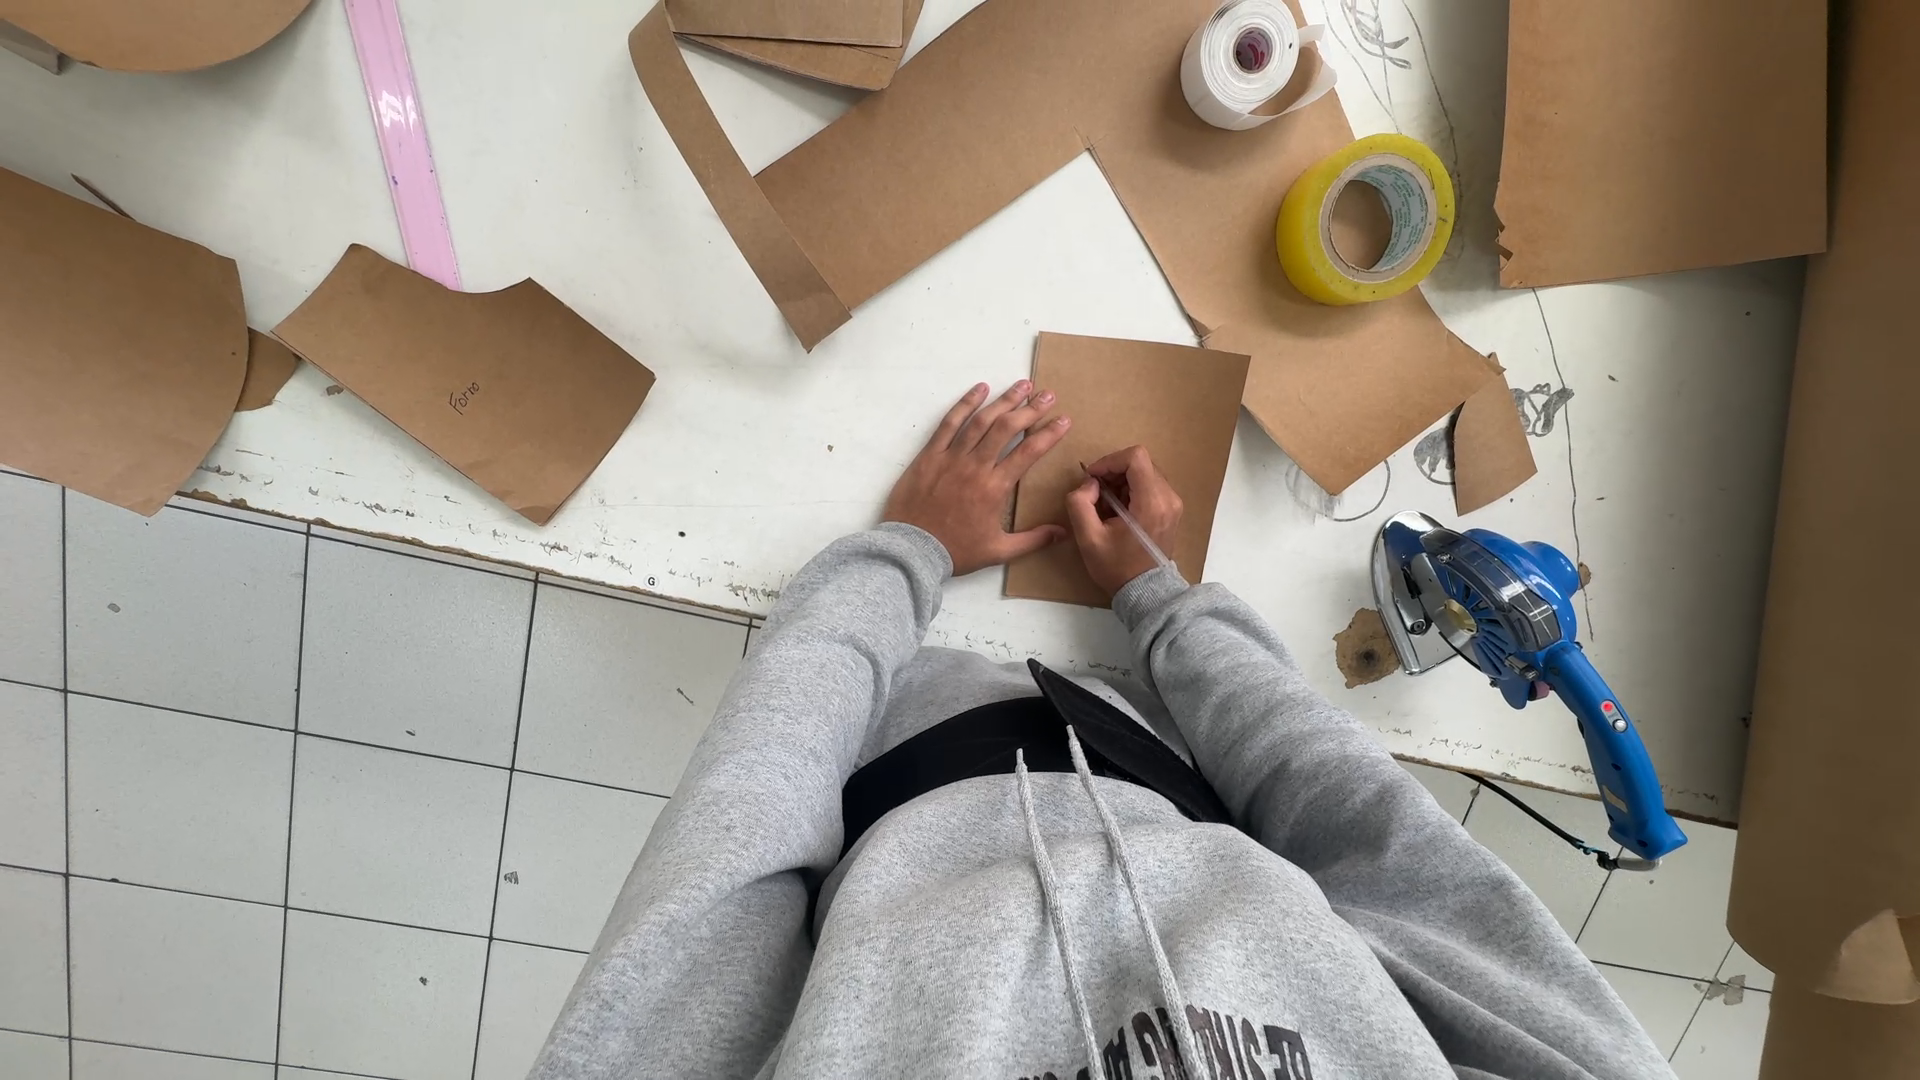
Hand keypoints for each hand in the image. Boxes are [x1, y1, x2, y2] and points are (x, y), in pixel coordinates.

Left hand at [883, 381, 1074, 575]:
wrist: (911, 551)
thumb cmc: (955, 552)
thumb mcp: (998, 551)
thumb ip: (1033, 540)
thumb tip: (1063, 532)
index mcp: (995, 488)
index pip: (1029, 452)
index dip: (1049, 434)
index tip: (1064, 420)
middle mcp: (976, 466)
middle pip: (1007, 428)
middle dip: (1030, 409)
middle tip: (1047, 394)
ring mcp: (951, 457)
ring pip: (981, 421)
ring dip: (1003, 400)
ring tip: (1021, 385)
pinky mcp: (929, 455)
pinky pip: (949, 423)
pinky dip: (965, 404)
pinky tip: (980, 389)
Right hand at [1064, 445, 1183, 597]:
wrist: (1144, 592)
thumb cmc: (1116, 567)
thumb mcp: (1087, 538)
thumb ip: (1080, 503)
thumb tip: (1090, 484)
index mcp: (1151, 502)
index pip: (1135, 456)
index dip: (1109, 461)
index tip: (1092, 477)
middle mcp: (1169, 498)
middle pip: (1140, 462)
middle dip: (1113, 472)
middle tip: (1095, 493)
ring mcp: (1173, 503)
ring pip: (1145, 472)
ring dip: (1121, 481)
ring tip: (1106, 505)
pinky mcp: (1171, 510)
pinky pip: (1150, 485)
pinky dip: (1131, 490)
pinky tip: (1119, 510)